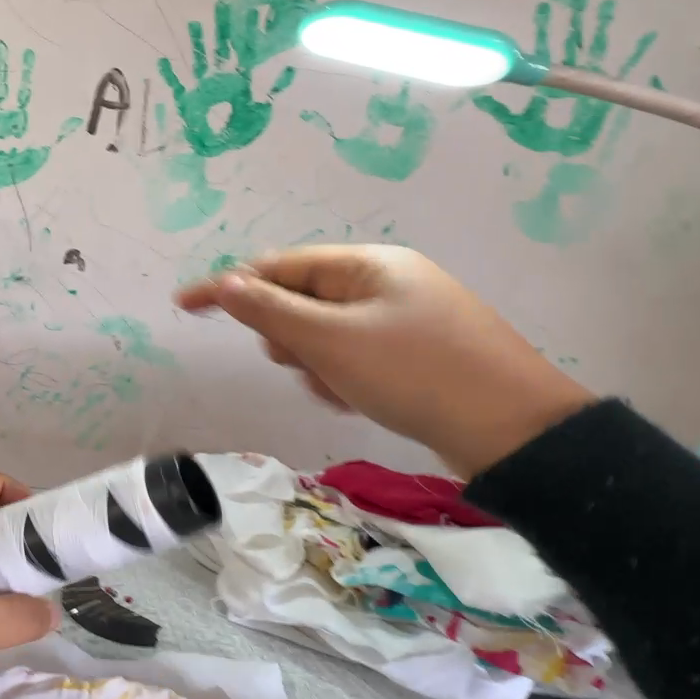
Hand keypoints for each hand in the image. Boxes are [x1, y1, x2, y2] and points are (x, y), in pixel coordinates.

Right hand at [174, 245, 594, 477]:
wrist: (516, 433)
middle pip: (298, 300)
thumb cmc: (415, 375)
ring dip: (313, 363)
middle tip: (304, 364)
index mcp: (368, 265)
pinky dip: (340, 376)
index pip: (276, 266)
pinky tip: (358, 399)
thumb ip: (269, 310)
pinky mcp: (413, 352)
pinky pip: (350, 355)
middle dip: (287, 337)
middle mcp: (384, 282)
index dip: (227, 286)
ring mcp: (402, 318)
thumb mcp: (330, 341)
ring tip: (340, 389)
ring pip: (321, 334)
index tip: (183, 305)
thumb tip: (224, 283)